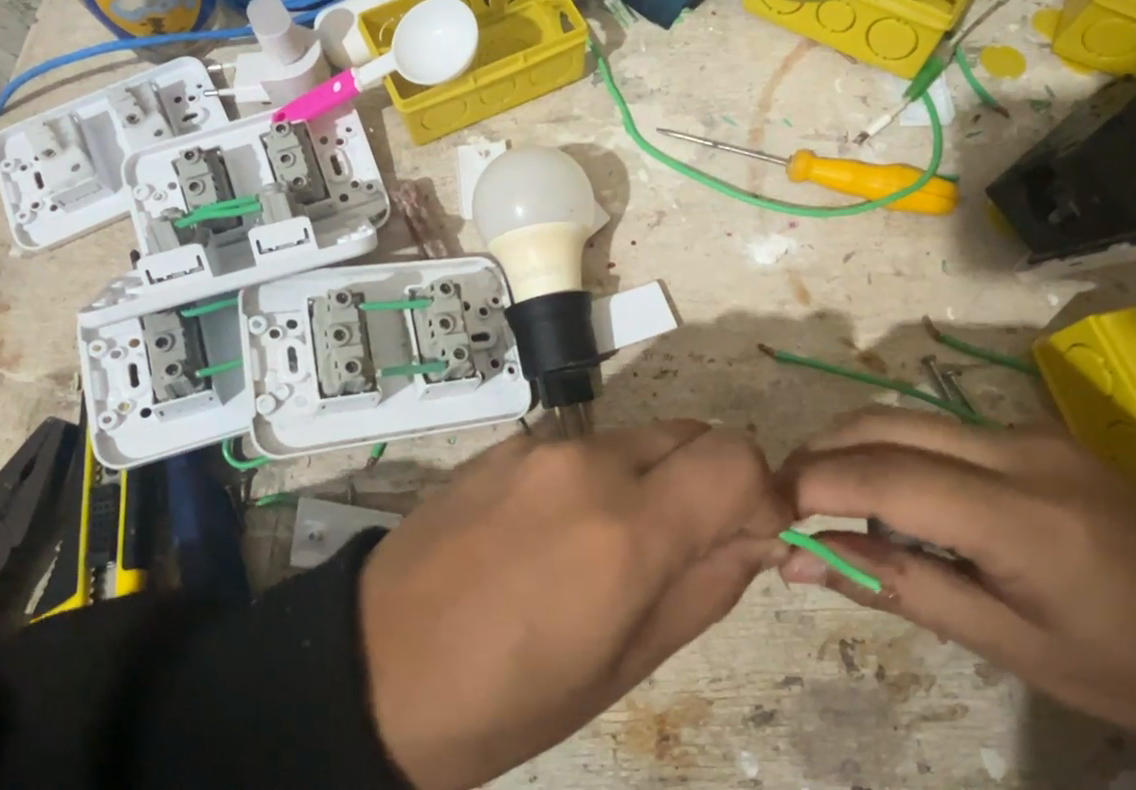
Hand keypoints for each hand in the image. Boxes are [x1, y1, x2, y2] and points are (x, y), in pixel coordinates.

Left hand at [359, 421, 789, 789]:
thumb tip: (756, 537)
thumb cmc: (506, 699)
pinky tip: (558, 532)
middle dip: (710, 482)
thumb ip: (704, 588)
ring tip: (614, 546)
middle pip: (692, 434)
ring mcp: (537, 448)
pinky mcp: (501, 446)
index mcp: (626, 528)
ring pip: (637, 437)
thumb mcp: (622, 666)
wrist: (374, 669)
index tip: (749, 540)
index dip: (761, 496)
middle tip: (687, 546)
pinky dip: (599, 476)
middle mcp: (586, 464)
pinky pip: (581, 446)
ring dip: (653, 479)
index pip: (736, 458)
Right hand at [776, 409, 1135, 787]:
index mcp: (1018, 515)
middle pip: (884, 424)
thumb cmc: (1128, 666)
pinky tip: (894, 496)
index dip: (811, 486)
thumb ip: (900, 587)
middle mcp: (1019, 451)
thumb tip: (801, 559)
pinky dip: (896, 450)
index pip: (883, 475)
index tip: (767, 513)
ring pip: (908, 416)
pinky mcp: (1041, 435)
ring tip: (824, 498)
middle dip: (818, 453)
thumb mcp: (1007, 644)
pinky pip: (943, 428)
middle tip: (780, 501)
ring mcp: (1033, 433)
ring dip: (852, 447)